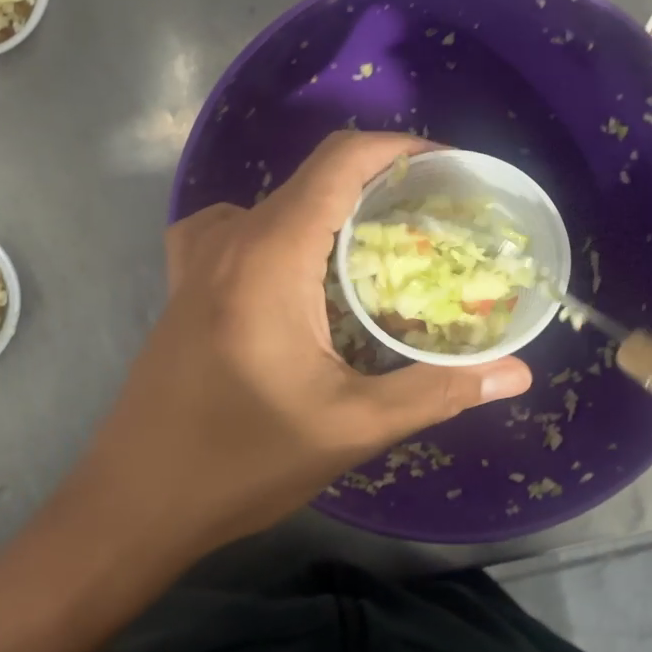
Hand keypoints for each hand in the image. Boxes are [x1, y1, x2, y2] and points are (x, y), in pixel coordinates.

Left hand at [79, 131, 530, 555]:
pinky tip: (293, 281)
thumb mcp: (350, 429)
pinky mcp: (179, 293)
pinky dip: (275, 235)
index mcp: (268, 257)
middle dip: (374, 191)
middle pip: (308, 182)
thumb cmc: (241, 462)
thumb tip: (515, 374)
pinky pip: (231, 234)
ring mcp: (193, 266)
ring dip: (324, 214)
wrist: (136, 501)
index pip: (339, 162)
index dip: (399, 150)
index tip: (448, 172)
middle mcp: (226, 243)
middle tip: (430, 229)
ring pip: (269, 206)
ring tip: (370, 253)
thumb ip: (435, 392)